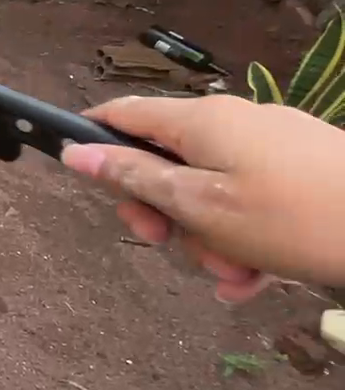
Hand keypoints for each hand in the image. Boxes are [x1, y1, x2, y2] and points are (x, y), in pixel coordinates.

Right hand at [60, 94, 344, 300]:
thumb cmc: (297, 218)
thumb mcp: (197, 203)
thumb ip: (131, 176)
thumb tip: (76, 151)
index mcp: (201, 121)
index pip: (119, 113)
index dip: (89, 139)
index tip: (82, 178)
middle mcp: (236, 122)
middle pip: (163, 158)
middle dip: (156, 207)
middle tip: (160, 243)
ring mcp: (280, 145)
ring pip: (208, 186)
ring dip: (203, 233)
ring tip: (228, 275)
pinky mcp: (313, 171)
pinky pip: (252, 197)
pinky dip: (242, 233)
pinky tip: (253, 276)